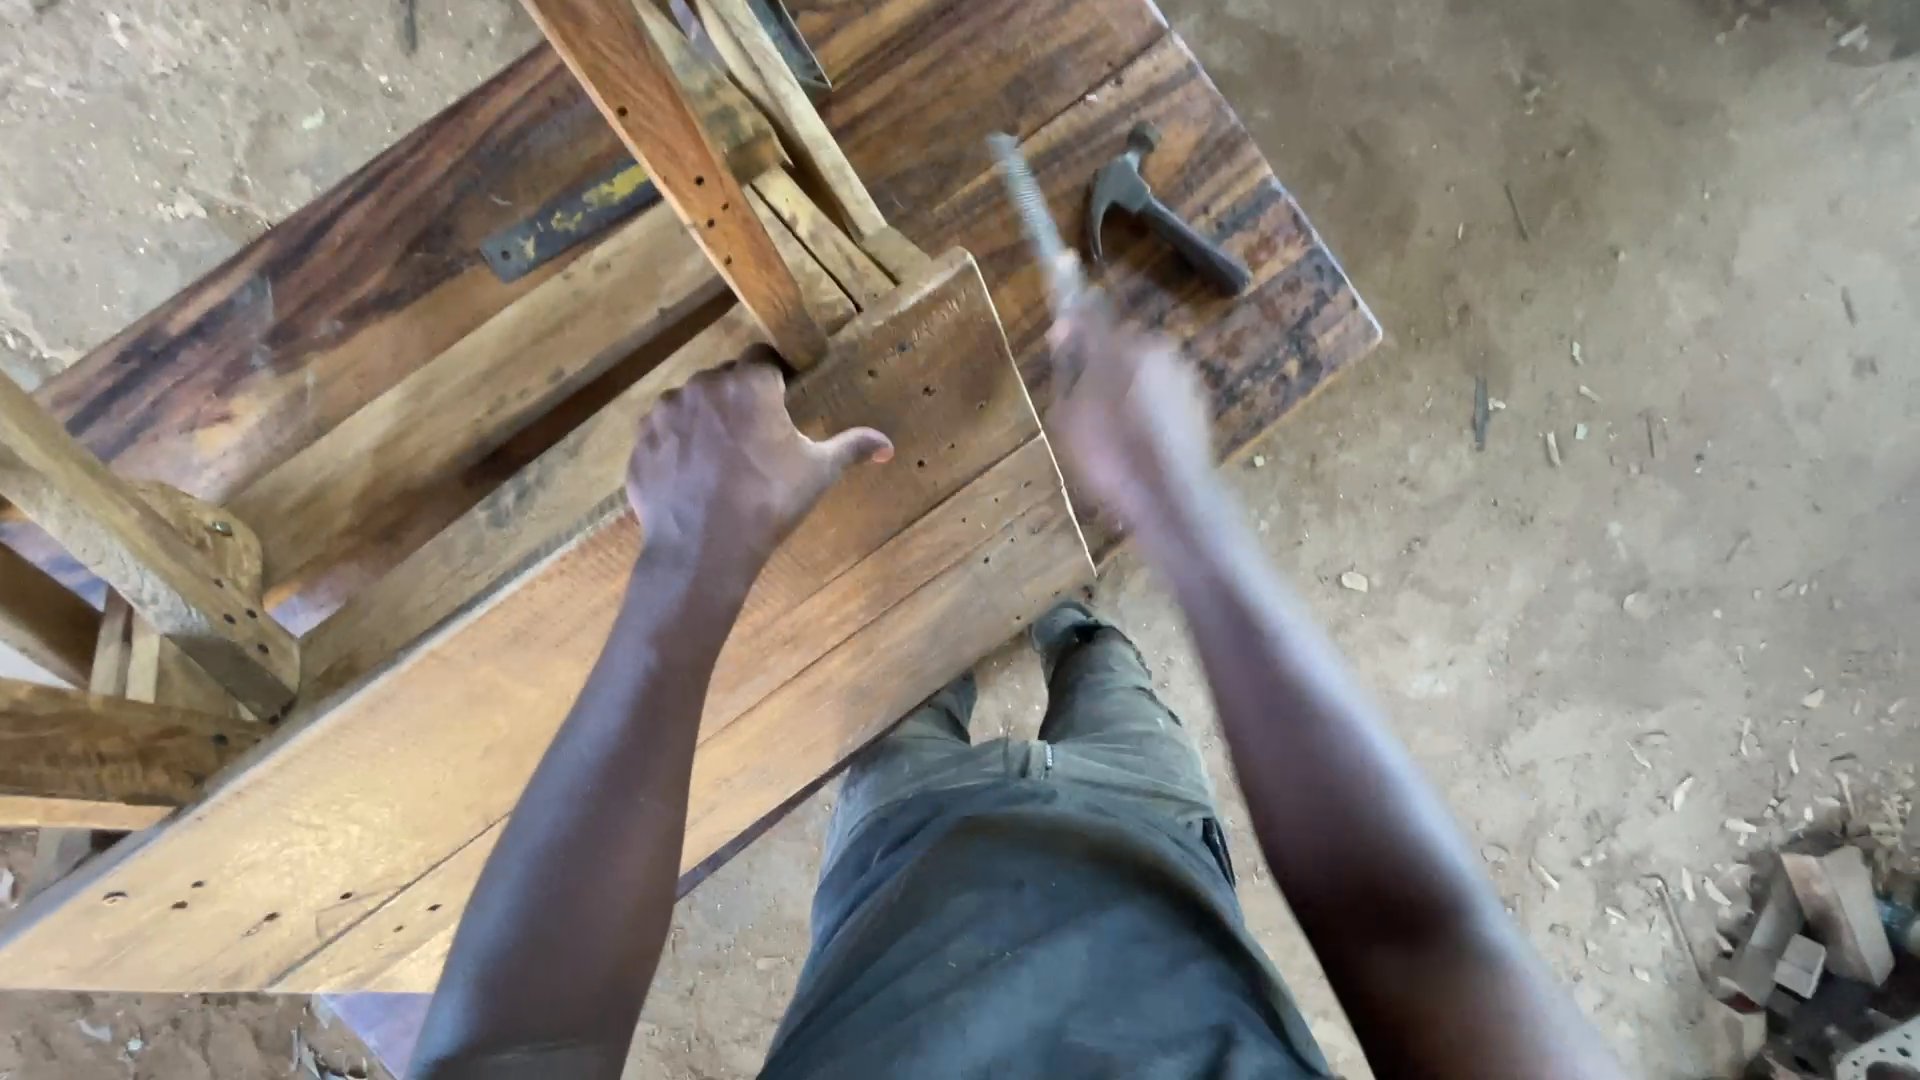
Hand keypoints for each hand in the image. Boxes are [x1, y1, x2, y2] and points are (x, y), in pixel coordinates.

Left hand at [625, 348, 892, 572]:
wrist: (703, 549)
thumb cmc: (769, 503)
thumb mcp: (818, 474)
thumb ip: (852, 448)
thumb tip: (888, 445)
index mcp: (750, 385)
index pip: (764, 358)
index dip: (775, 378)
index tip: (783, 402)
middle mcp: (704, 385)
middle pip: (727, 380)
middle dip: (741, 401)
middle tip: (756, 440)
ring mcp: (666, 411)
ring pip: (693, 403)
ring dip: (708, 420)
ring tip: (721, 461)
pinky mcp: (641, 440)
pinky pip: (664, 431)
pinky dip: (678, 445)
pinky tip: (693, 476)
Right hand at [1045, 291, 1215, 532]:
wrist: (1169, 495)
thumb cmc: (1110, 456)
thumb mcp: (1068, 416)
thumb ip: (1066, 369)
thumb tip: (1061, 330)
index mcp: (1121, 346)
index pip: (1090, 316)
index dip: (1072, 324)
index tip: (1059, 332)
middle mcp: (1156, 348)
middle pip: (1121, 342)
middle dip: (1104, 360)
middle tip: (1084, 398)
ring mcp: (1182, 372)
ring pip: (1144, 366)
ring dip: (1128, 382)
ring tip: (1113, 425)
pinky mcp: (1198, 399)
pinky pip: (1164, 390)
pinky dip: (1150, 403)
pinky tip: (1138, 436)